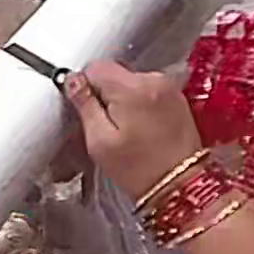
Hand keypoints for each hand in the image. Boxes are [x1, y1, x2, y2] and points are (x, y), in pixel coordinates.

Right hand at [64, 61, 203, 201]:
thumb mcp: (100, 142)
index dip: (84, 86)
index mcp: (132, 88)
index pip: (95, 67)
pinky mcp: (177, 97)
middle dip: (105, 93)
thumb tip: (72, 80)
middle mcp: (153, 79)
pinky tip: (141, 127)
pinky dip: (139, 103)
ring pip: (130, 81)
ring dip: (122, 98)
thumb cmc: (137, 169)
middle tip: (106, 125)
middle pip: (115, 71)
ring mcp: (168, 87)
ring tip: (126, 129)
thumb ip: (84, 105)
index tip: (87, 110)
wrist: (181, 186)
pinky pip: (147, 90)